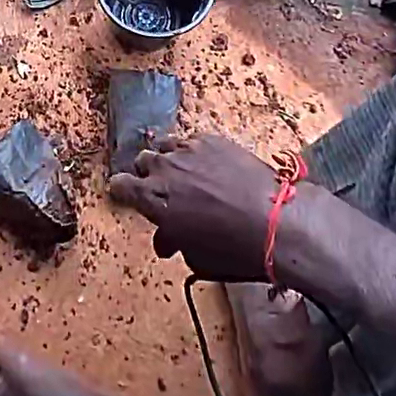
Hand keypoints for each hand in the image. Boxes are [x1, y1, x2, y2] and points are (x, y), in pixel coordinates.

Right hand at [110, 134, 295, 282]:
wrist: (275, 220)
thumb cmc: (233, 248)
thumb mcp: (196, 256)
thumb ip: (173, 240)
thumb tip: (166, 238)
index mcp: (153, 198)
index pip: (120, 185)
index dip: (122, 190)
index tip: (126, 193)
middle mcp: (164, 168)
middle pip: (142, 161)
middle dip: (148, 174)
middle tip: (163, 188)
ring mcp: (188, 149)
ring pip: (165, 145)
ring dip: (168, 158)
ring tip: (183, 171)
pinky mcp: (211, 139)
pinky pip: (192, 141)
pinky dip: (194, 152)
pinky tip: (209, 165)